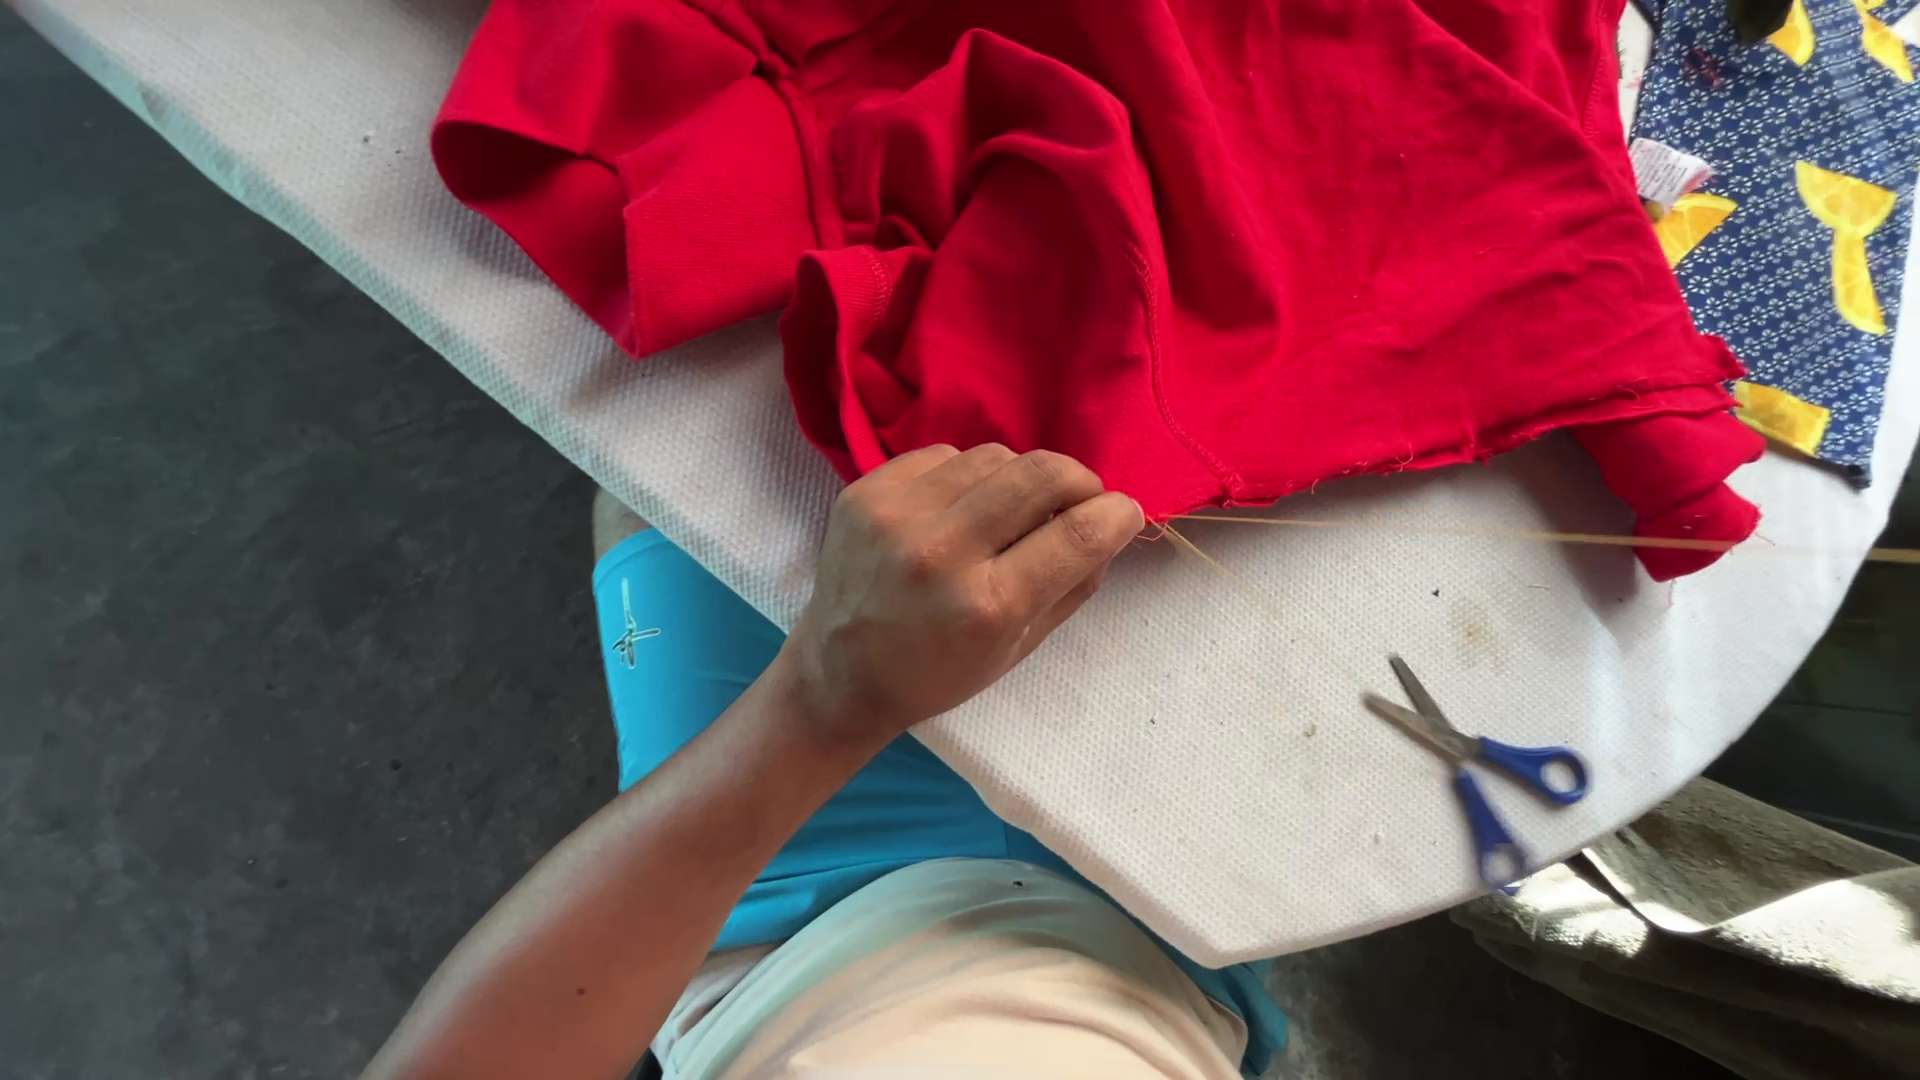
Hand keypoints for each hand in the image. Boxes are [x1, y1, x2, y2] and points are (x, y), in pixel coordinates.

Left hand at [782, 444, 1143, 749]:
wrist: (836, 673)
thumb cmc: (937, 674)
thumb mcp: (1019, 649)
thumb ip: (1075, 585)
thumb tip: (1112, 523)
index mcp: (986, 606)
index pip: (1079, 533)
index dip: (1118, 514)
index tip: (1123, 512)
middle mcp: (940, 551)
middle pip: (1041, 472)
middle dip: (1080, 480)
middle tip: (1080, 499)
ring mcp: (896, 513)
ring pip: (994, 454)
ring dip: (1020, 477)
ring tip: (1010, 510)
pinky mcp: (864, 489)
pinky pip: (944, 454)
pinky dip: (967, 476)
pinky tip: (958, 508)